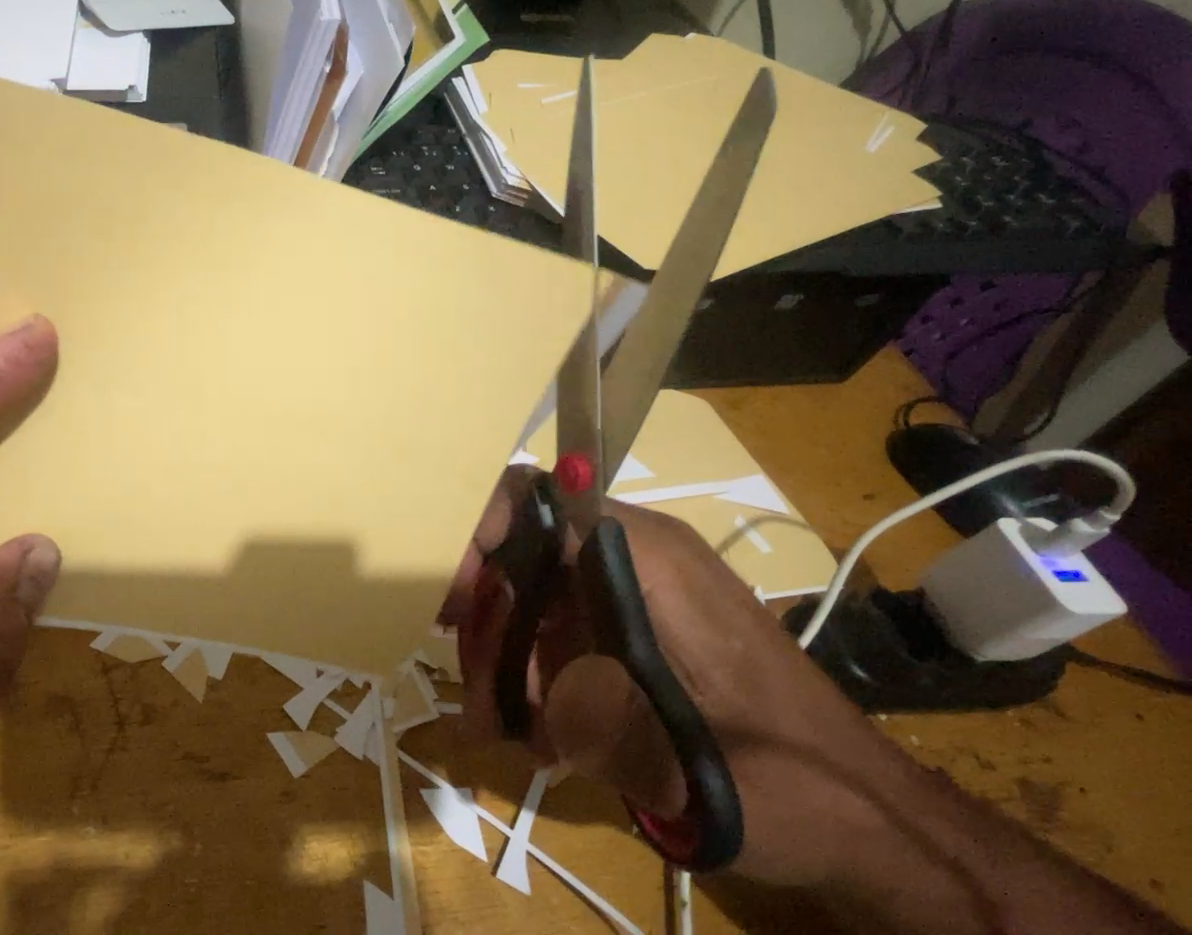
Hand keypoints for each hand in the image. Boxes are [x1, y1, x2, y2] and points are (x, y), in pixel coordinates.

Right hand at [447, 469, 916, 885]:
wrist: (869, 823)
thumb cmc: (774, 781)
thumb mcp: (654, 739)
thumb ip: (567, 670)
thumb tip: (483, 617)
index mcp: (642, 556)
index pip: (533, 497)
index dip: (474, 533)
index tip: (449, 602)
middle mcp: (637, 559)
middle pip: (523, 558)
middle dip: (489, 625)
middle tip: (480, 700)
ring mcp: (641, 594)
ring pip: (541, 601)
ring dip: (513, 663)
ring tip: (511, 735)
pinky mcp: (646, 630)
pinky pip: (574, 632)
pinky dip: (552, 679)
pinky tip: (552, 738)